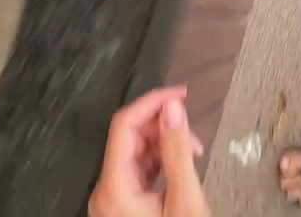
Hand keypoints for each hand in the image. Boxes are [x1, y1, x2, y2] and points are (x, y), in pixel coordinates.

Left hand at [89, 86, 208, 216]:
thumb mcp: (185, 199)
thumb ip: (177, 150)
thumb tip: (173, 106)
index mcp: (113, 189)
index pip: (124, 125)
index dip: (152, 102)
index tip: (182, 94)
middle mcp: (106, 193)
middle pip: (130, 138)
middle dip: (164, 127)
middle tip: (194, 133)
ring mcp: (113, 202)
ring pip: (137, 153)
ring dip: (166, 144)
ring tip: (194, 153)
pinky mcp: (123, 208)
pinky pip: (140, 171)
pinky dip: (162, 162)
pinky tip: (182, 166)